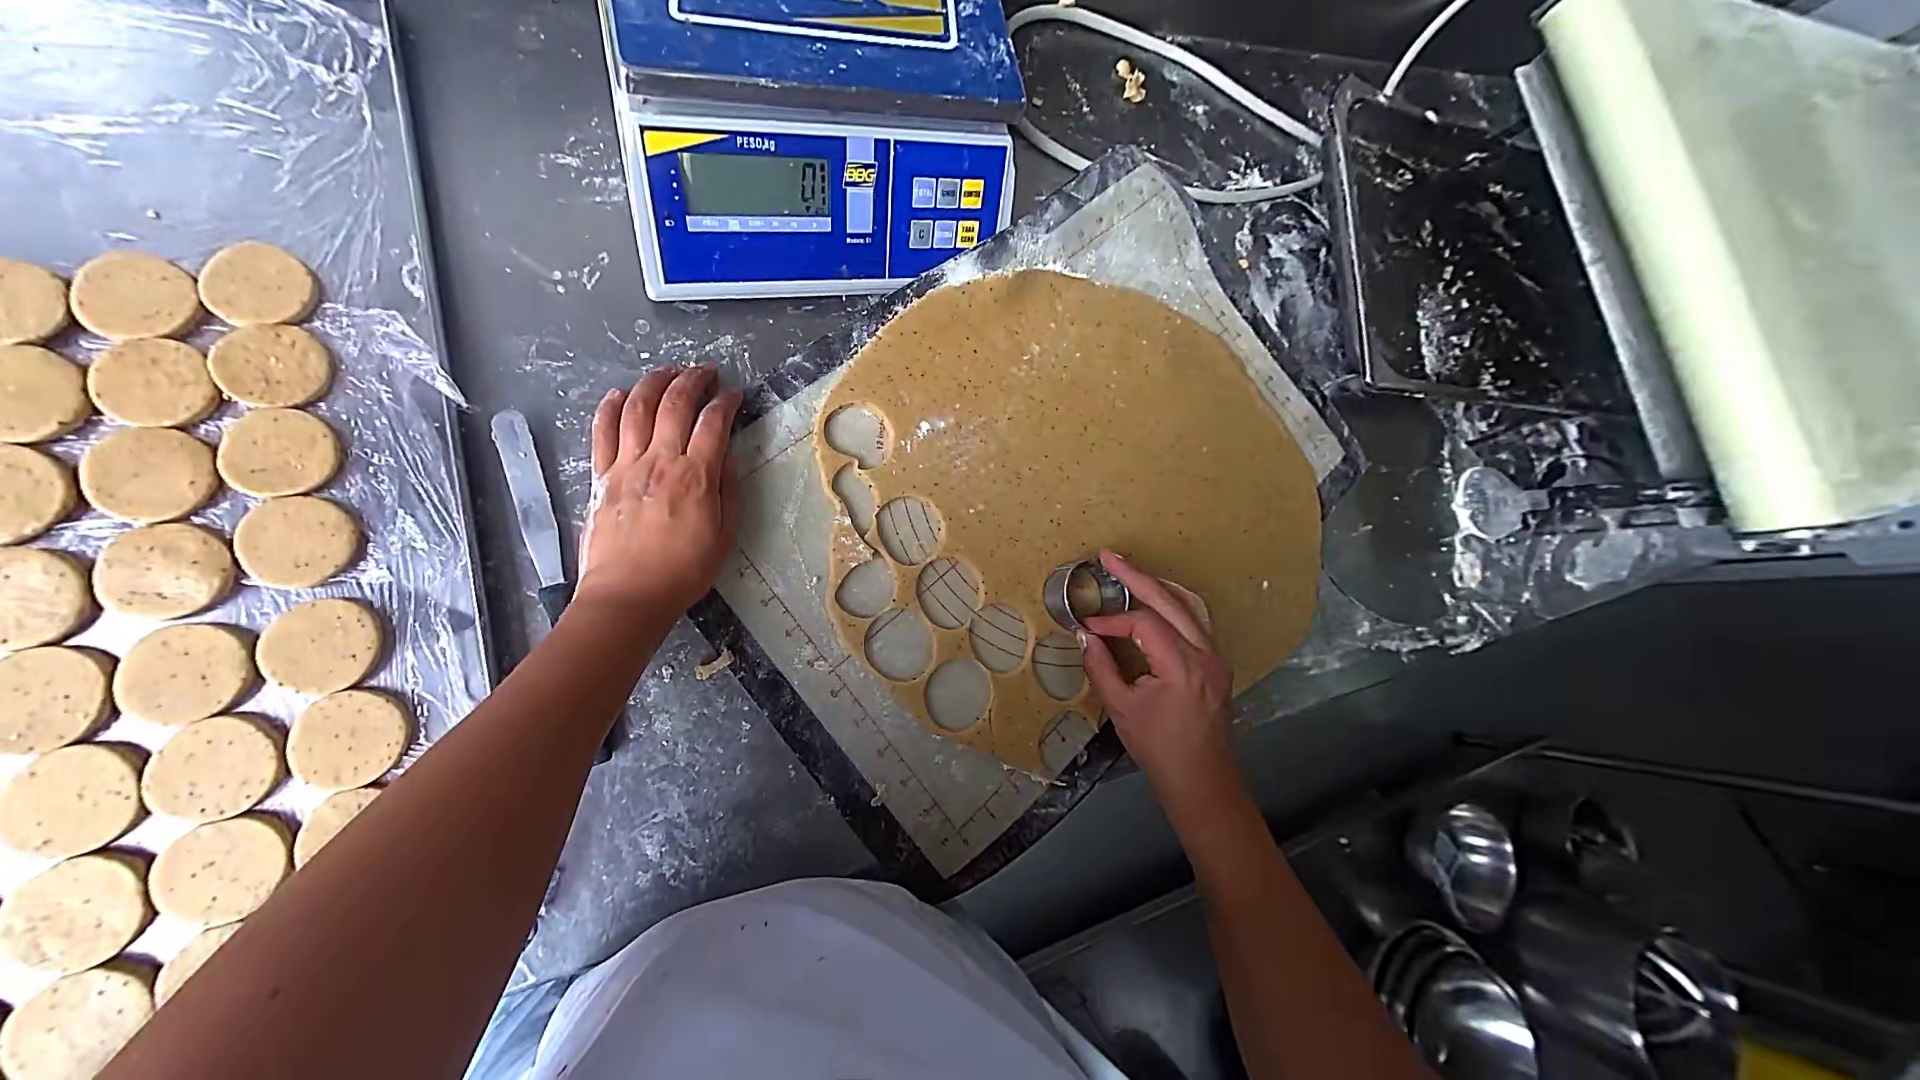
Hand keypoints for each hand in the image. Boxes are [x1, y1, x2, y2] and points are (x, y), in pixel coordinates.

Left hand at [574, 367, 740, 616]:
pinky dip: (610, 406)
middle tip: (705, 372)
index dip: (726, 402)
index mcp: (695, 477)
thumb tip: (726, 455)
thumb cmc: (684, 571)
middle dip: (693, 380)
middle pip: (674, 404)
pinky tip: (619, 394)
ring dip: (654, 382)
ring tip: (668, 372)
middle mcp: (660, 461)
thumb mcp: (724, 535)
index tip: (734, 394)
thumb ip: (727, 490)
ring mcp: (626, 466)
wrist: (628, 595)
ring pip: (637, 407)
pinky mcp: (600, 476)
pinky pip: (602, 431)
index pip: (713, 423)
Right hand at [1080, 550, 1240, 809]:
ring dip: (1158, 587)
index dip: (1112, 621)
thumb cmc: (1160, 748)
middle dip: (1137, 576)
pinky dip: (1172, 606)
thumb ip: (1101, 668)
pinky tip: (1155, 601)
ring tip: (1130, 571)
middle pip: (1170, 601)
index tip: (1089, 628)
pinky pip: (1194, 622)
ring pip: (1188, 607)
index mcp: (1182, 665)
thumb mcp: (1121, 709)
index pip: (1144, 624)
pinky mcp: (1216, 664)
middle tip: (1109, 557)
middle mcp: (1205, 654)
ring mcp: (1215, 658)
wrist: (1202, 780)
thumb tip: (1085, 638)